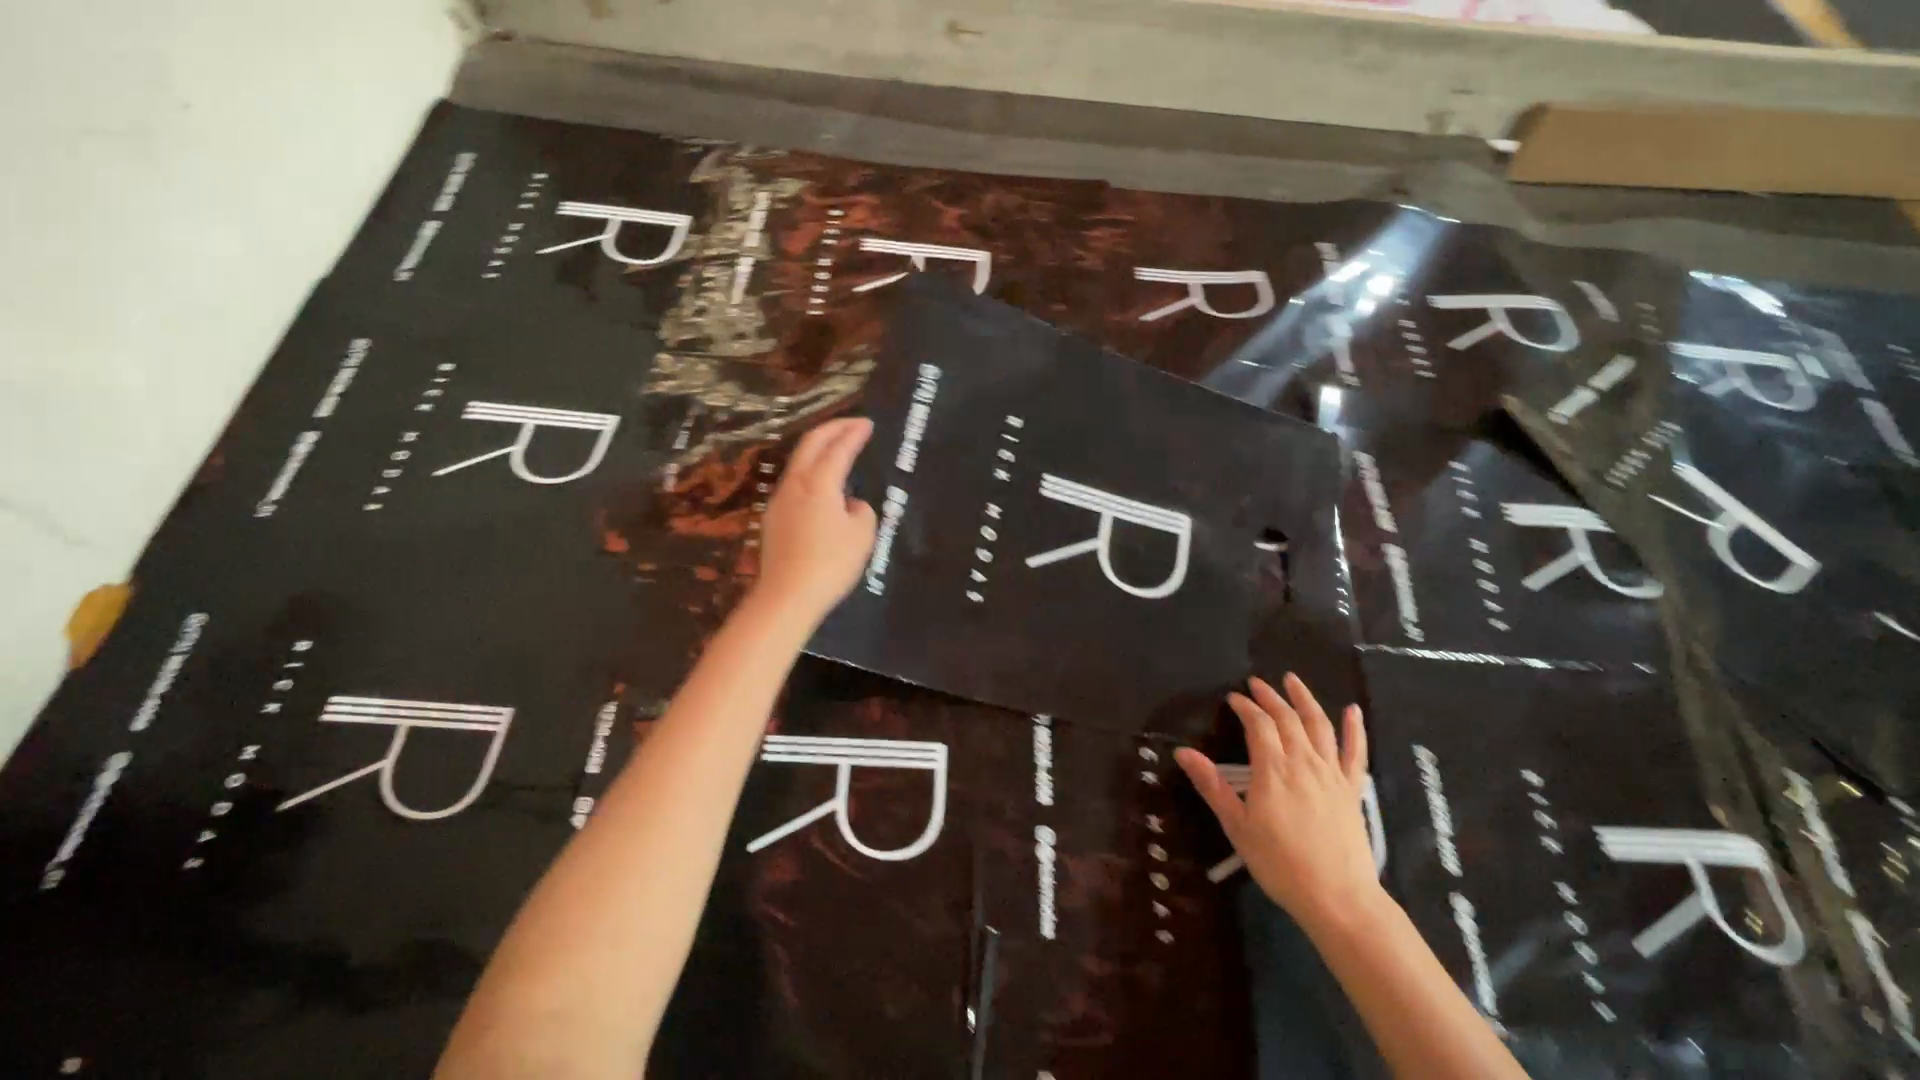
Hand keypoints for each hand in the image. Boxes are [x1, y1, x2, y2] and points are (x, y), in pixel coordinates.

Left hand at [752, 417, 879, 623]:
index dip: (854, 433)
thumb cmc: (831, 564)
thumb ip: (861, 511)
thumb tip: (850, 504)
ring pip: (799, 462)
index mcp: (819, 482)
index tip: (868, 424)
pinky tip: (822, 485)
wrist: (787, 596)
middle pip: (811, 444)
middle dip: (832, 429)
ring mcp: (780, 500)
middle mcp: (796, 483)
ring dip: (819, 449)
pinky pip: (794, 482)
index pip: (839, 448)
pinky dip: (811, 471)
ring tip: (837, 448)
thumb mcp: (862, 536)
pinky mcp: (773, 518)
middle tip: (852, 424)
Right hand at [1176, 674, 1378, 930]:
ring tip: (1293, 681)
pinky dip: (1354, 728)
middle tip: (1256, 683)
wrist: (1336, 895)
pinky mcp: (1353, 789)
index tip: (1233, 698)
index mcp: (1273, 770)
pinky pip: (1355, 752)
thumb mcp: (1237, 826)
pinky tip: (1352, 710)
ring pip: (1319, 726)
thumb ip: (1212, 786)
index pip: (1258, 725)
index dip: (1245, 707)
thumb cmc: (1279, 864)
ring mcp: (1332, 774)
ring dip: (1305, 700)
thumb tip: (1183, 753)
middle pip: (1287, 719)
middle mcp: (1304, 762)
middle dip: (1270, 697)